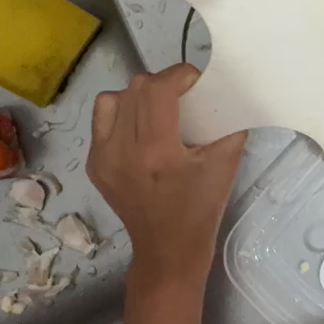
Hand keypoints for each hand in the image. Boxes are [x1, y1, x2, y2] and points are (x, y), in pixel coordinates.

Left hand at [86, 64, 247, 287]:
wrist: (167, 249)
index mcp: (157, 152)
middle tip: (183, 95)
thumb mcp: (225, 164)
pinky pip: (102, 121)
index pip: (158, 90)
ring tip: (157, 109)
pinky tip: (141, 129)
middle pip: (136, 88)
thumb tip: (228, 97)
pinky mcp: (94, 165)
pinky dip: (122, 114)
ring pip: (113, 99)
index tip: (196, 80)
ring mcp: (103, 158)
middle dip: (162, 83)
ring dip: (137, 96)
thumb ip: (229, 126)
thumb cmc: (201, 208)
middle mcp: (123, 151)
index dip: (179, 74)